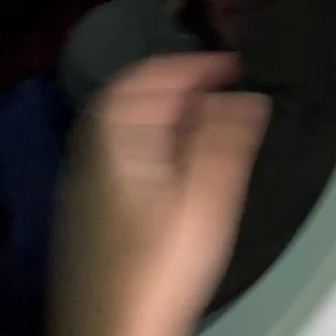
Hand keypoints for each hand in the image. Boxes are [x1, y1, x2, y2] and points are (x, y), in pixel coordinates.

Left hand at [52, 54, 269, 335]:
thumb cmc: (156, 272)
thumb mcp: (204, 201)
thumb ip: (226, 142)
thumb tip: (248, 96)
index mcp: (114, 145)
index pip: (142, 79)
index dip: (187, 63)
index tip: (228, 65)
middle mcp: (92, 160)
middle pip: (130, 100)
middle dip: (178, 84)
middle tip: (221, 86)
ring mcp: (87, 191)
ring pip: (126, 129)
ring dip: (167, 112)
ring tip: (209, 119)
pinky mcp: (92, 219)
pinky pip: (123, 155)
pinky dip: (156, 140)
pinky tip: (181, 164)